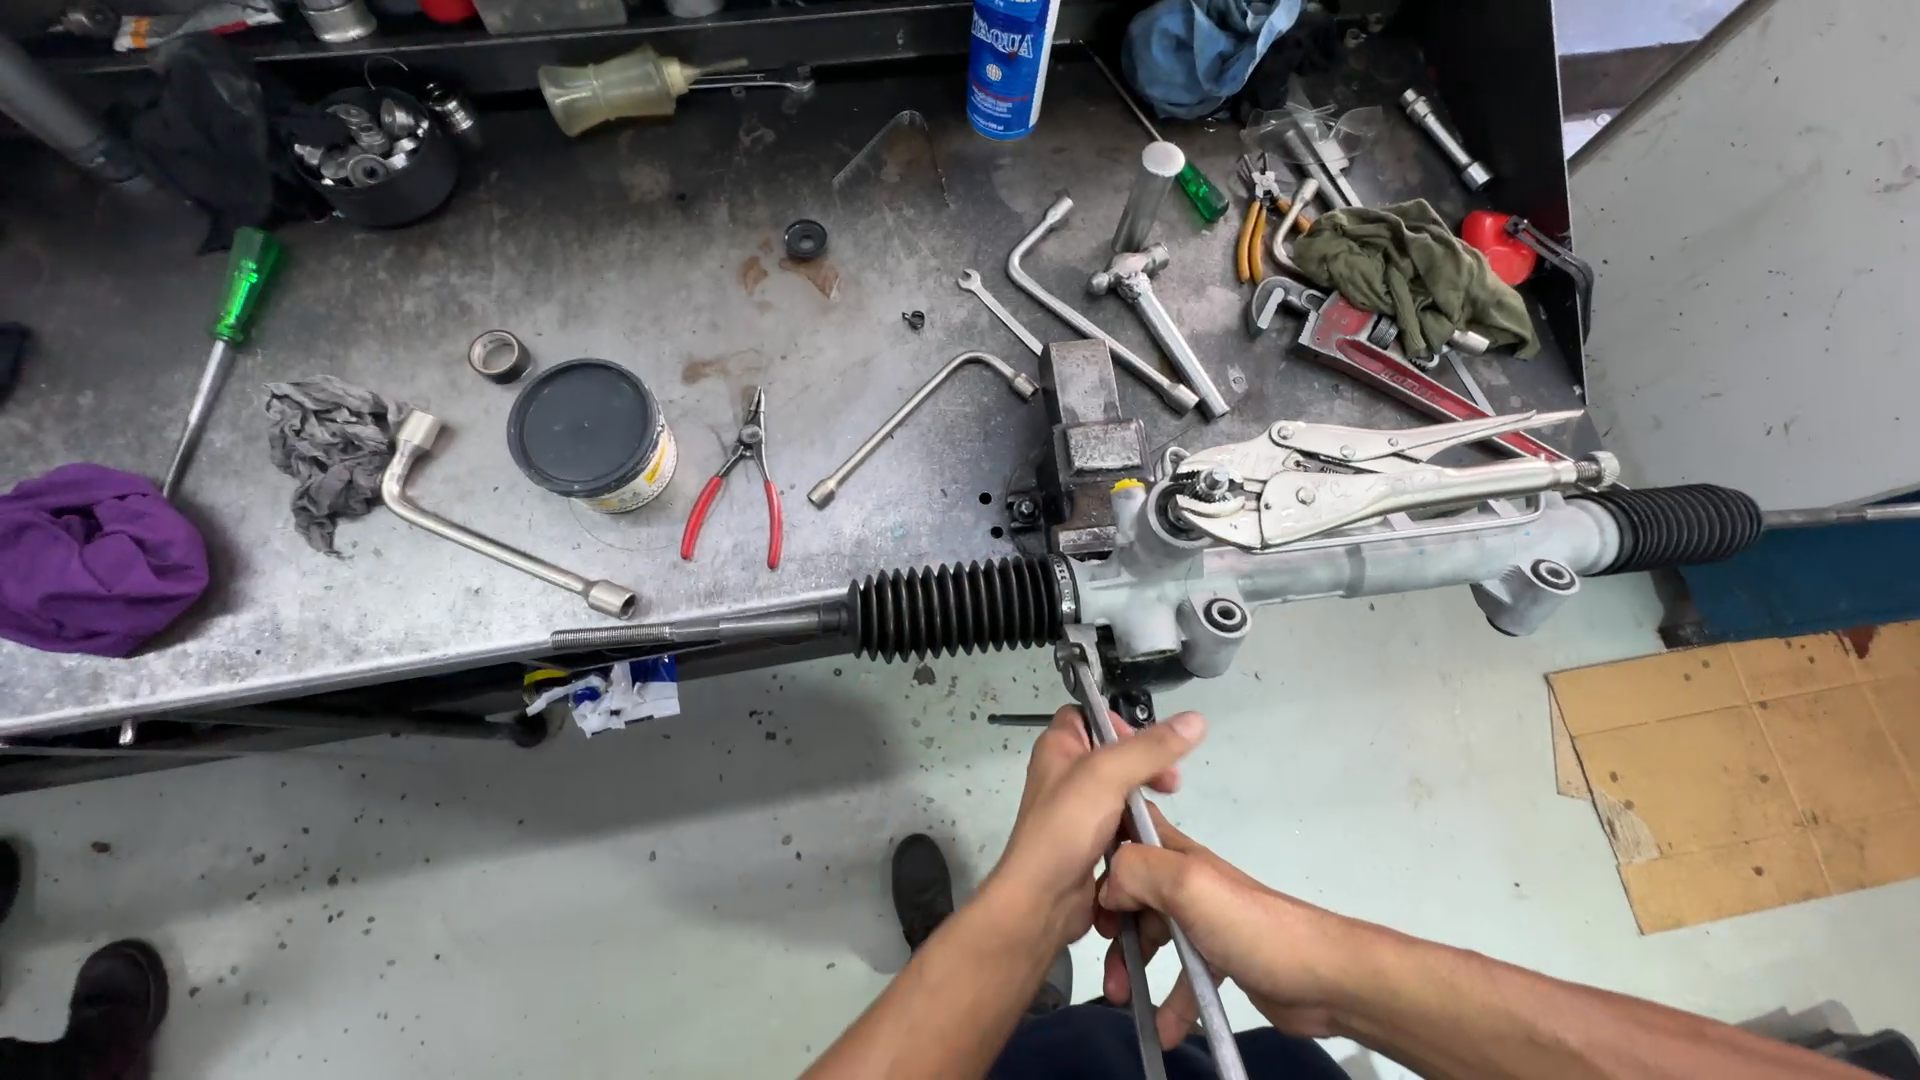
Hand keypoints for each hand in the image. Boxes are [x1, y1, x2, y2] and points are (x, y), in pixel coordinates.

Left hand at [985, 705, 1205, 953]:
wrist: (1043, 899)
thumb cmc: (1067, 826)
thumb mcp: (1108, 775)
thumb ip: (1150, 748)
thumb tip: (1195, 720)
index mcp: (1058, 747)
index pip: (1088, 714)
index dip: (1117, 722)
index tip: (1146, 743)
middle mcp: (1063, 773)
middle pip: (1111, 753)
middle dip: (1145, 762)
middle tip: (1171, 780)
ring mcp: (1075, 809)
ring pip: (1119, 789)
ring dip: (1144, 795)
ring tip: (1167, 806)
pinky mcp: (1088, 840)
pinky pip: (1119, 821)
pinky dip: (1137, 824)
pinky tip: (1152, 835)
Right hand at [1096, 806, 1370, 1044]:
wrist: (1321, 977)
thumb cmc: (1248, 923)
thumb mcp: (1185, 883)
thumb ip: (1137, 871)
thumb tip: (1107, 887)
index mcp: (1175, 852)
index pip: (1130, 823)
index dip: (1100, 834)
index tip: (1072, 865)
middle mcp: (1184, 880)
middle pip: (1130, 887)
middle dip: (1108, 916)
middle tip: (1096, 946)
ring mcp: (1201, 920)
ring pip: (1149, 934)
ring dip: (1130, 963)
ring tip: (1120, 998)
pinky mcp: (1218, 958)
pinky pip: (1180, 976)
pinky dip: (1168, 1001)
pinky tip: (1163, 1029)